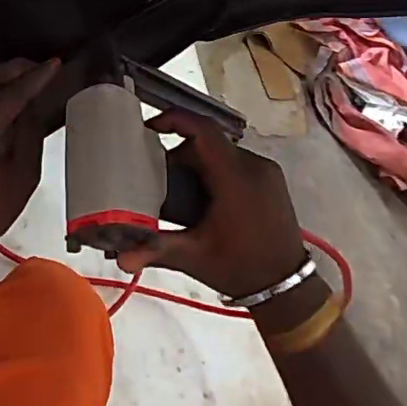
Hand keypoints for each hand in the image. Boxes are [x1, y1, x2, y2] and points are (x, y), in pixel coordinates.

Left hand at [0, 58, 60, 259]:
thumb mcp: (22, 177)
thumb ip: (29, 136)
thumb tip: (32, 110)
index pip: (12, 92)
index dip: (37, 77)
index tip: (56, 64)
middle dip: (17, 68)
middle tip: (43, 69)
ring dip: (4, 78)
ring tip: (31, 80)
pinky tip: (12, 101)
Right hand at [115, 109, 308, 299]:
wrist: (286, 286)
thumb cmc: (240, 268)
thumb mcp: (195, 257)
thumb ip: (156, 249)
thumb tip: (120, 257)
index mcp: (235, 178)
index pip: (204, 130)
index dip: (176, 119)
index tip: (151, 126)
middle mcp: (254, 166)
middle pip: (209, 143)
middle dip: (180, 154)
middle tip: (158, 175)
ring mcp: (267, 171)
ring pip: (223, 152)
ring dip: (199, 163)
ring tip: (179, 190)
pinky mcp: (272, 179)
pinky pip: (237, 162)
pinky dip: (216, 170)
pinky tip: (205, 197)